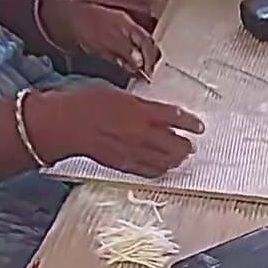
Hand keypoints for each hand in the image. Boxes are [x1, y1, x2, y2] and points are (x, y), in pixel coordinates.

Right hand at [23, 86, 202, 176]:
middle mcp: (141, 134)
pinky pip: (150, 172)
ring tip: (181, 158)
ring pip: (165, 161)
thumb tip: (155, 114)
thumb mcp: (119, 95)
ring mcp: (134, 152)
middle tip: (191, 145)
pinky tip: (164, 168)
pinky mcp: (125, 165)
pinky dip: (160, 170)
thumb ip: (141, 106)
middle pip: (174, 144)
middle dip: (185, 146)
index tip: (198, 126)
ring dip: (176, 160)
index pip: (174, 118)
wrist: (69, 124)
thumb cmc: (88, 104)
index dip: (189, 123)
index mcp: (140, 112)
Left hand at [43, 0, 159, 75]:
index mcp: (128, 26)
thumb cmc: (85, 25)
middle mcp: (128, 33)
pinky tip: (127, 71)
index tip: (150, 74)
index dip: (151, 59)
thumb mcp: (106, 37)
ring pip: (138, 56)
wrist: (67, 23)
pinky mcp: (114, 49)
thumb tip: (140, 62)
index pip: (148, 43)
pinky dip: (130, 67)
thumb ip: (124, 49)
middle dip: (148, 63)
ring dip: (139, 67)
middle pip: (146, 50)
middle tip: (147, 78)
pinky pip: (128, 60)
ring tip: (139, 77)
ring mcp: (122, 41)